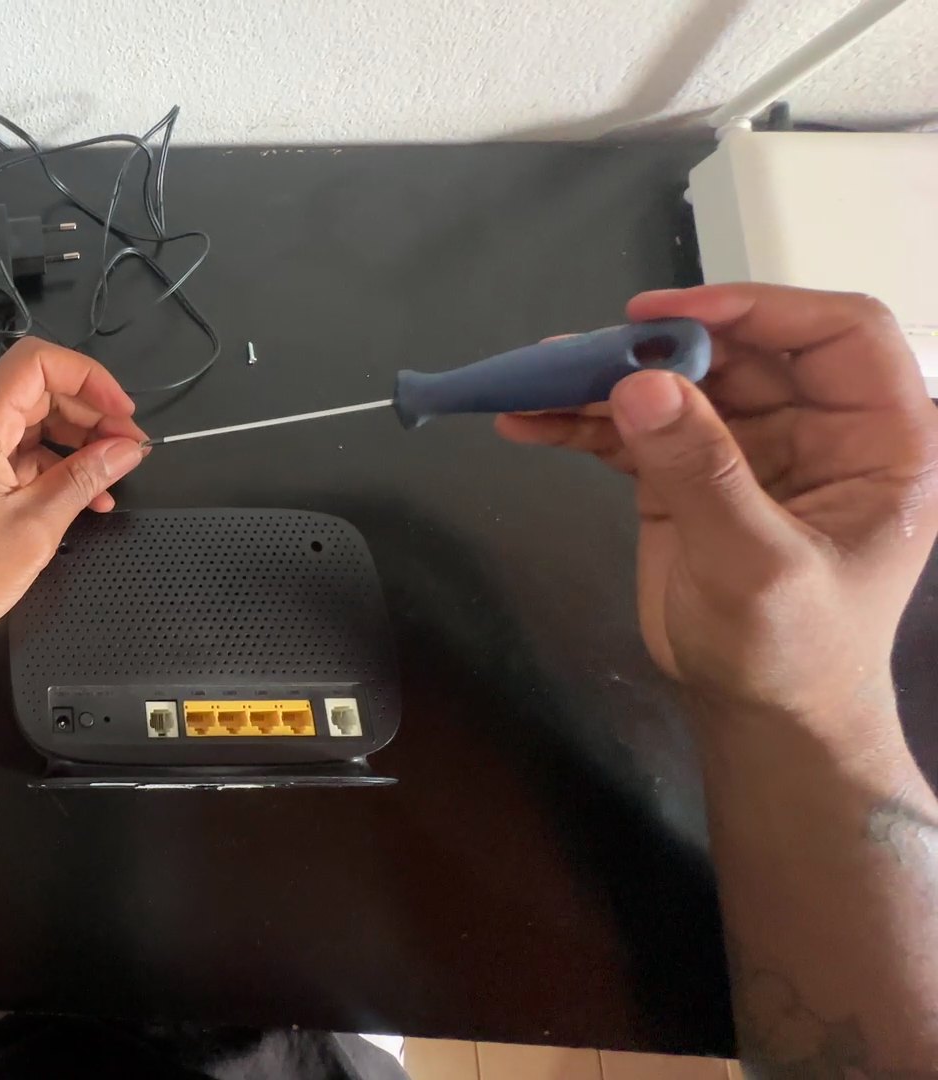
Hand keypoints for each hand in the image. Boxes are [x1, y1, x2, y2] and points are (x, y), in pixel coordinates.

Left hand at [0, 338, 147, 653]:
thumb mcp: (35, 527)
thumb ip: (84, 479)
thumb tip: (126, 450)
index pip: (37, 363)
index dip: (89, 377)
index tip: (124, 414)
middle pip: (38, 391)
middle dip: (90, 414)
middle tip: (130, 450)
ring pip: (33, 425)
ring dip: (77, 445)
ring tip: (113, 478)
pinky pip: (20, 457)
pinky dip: (55, 470)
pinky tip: (86, 499)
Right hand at [497, 285, 937, 721]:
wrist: (753, 701)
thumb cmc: (788, 641)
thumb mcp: (752, 559)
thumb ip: (700, 470)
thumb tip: (639, 387)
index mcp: (874, 437)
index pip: (832, 335)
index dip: (751, 308)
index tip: (654, 316)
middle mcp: (808, 431)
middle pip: (729, 358)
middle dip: (646, 352)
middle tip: (566, 359)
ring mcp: (736, 453)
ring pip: (667, 392)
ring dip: (594, 388)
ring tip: (525, 388)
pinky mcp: (677, 479)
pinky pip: (625, 436)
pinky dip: (574, 428)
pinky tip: (526, 424)